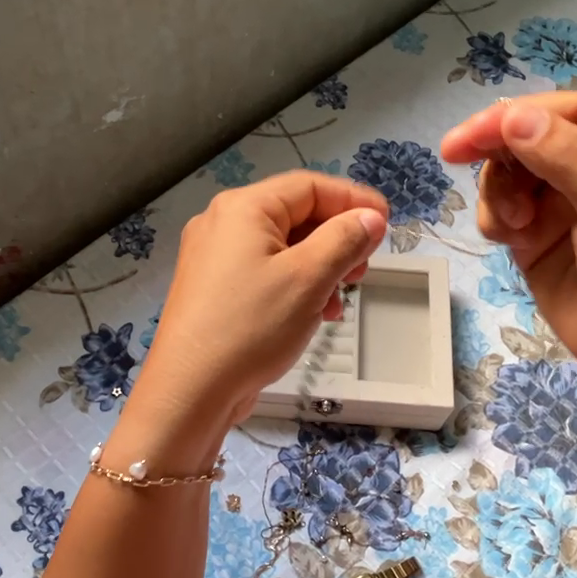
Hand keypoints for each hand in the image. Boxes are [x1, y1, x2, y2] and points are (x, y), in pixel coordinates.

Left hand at [140, 172, 389, 423]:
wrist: (190, 390)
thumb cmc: (250, 327)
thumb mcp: (308, 279)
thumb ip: (344, 240)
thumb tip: (371, 218)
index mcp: (243, 209)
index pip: (309, 187)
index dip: (353, 200)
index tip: (386, 223)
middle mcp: (222, 225)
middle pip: (295, 216)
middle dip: (336, 240)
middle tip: (363, 270)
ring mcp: (213, 260)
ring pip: (282, 250)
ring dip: (319, 268)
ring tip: (339, 298)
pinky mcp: (214, 293)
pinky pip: (264, 275)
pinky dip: (295, 287)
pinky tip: (313, 315)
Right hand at [440, 93, 576, 377]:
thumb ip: (570, 159)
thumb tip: (511, 117)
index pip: (564, 110)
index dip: (512, 116)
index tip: (467, 136)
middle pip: (528, 134)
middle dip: (497, 151)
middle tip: (453, 157)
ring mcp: (563, 200)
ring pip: (506, 171)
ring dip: (496, 191)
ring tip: (514, 227)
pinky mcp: (535, 234)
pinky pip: (498, 208)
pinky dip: (493, 218)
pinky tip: (510, 240)